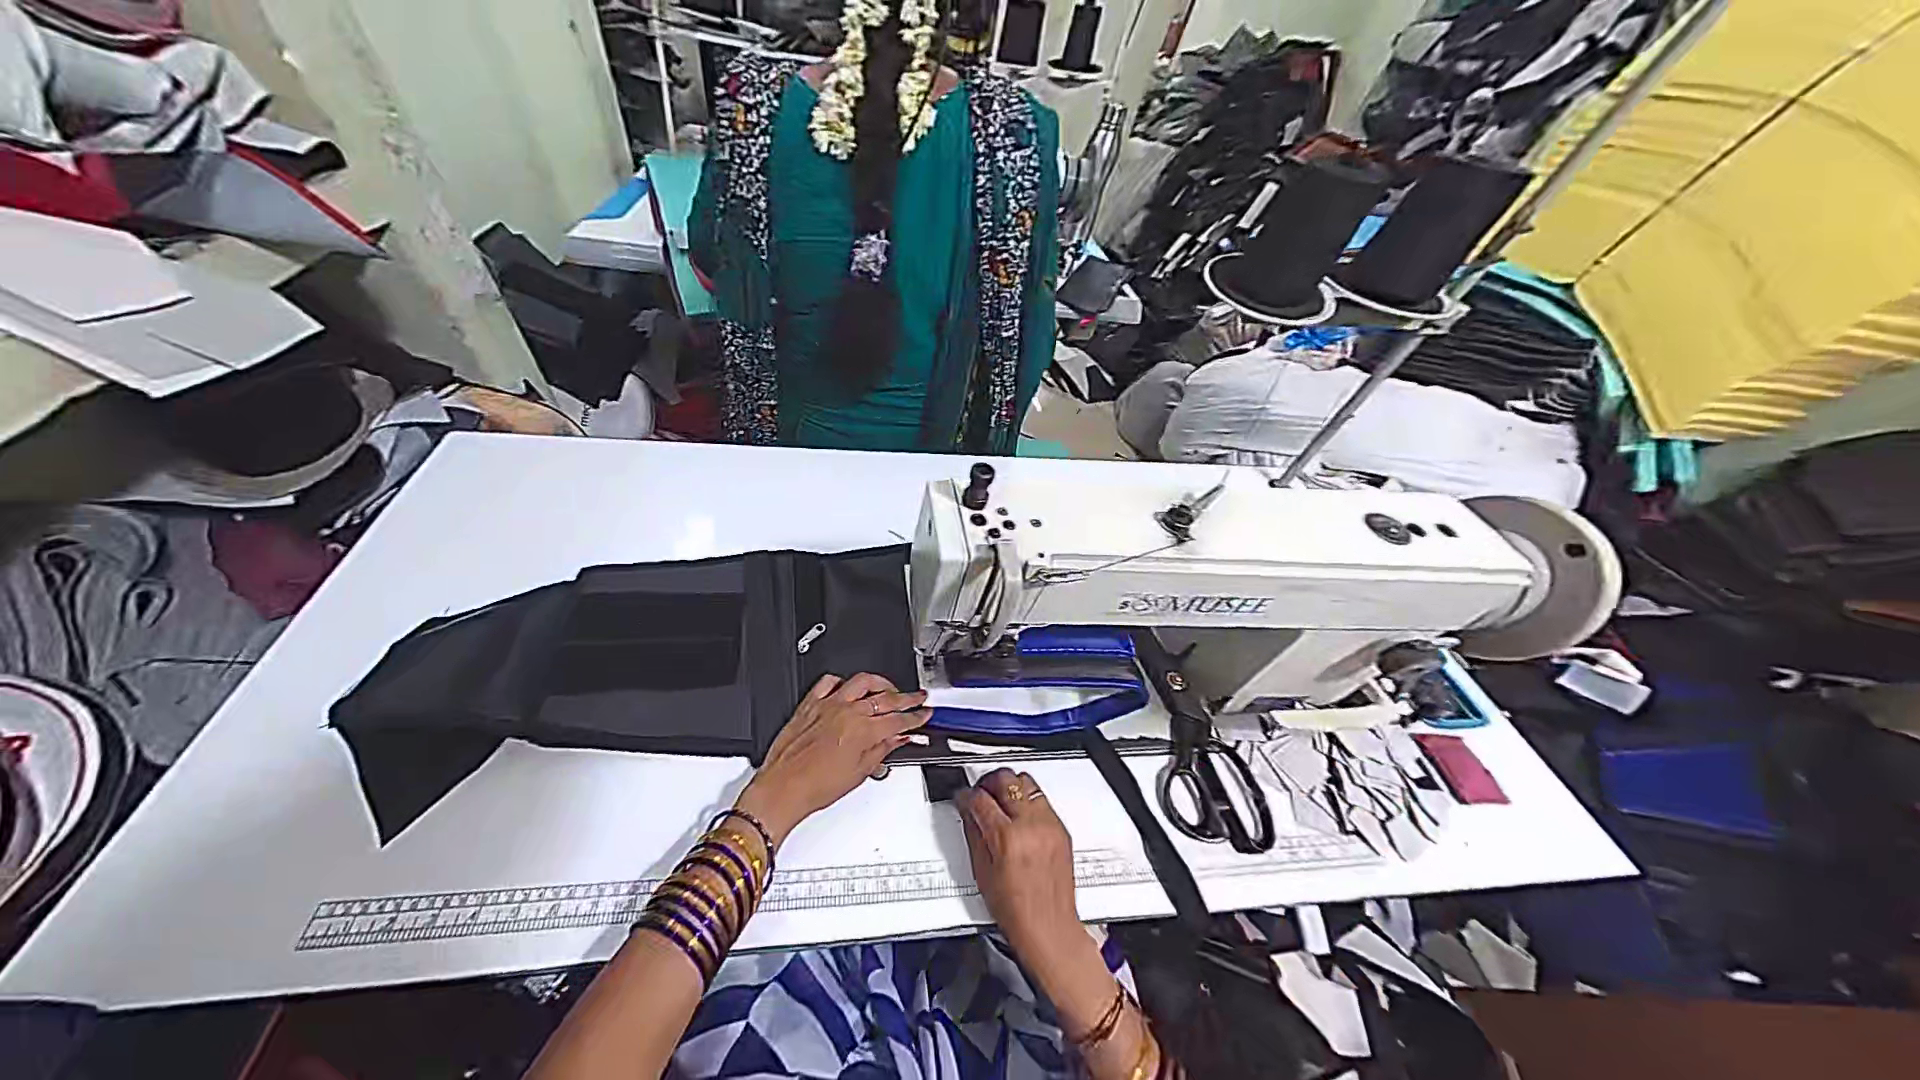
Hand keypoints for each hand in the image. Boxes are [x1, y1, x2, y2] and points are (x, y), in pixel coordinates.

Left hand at [735, 673, 928, 846]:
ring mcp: (828, 705)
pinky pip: (829, 682)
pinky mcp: (810, 704)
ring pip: (862, 681)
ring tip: (888, 687)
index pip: (899, 719)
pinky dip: (842, 682)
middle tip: (917, 698)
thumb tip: (897, 739)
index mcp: (863, 731)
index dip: (916, 717)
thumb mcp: (859, 773)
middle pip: (886, 697)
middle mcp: (847, 713)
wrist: (782, 789)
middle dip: (907, 697)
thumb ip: (882, 750)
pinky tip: (848, 687)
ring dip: (880, 682)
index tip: (924, 714)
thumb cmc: (814, 787)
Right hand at [956, 769, 1080, 962]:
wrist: (1049, 927)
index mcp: (1007, 838)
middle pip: (1006, 779)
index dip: (967, 795)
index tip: (963, 797)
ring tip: (1000, 800)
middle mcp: (1031, 826)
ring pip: (1026, 782)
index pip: (981, 798)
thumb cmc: (1017, 910)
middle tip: (980, 792)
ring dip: (1010, 786)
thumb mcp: (982, 872)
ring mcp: (1049, 825)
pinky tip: (1019, 815)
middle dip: (988, 782)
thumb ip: (974, 833)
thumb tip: (968, 810)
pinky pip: (1042, 799)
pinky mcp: (1061, 828)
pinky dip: (1027, 800)